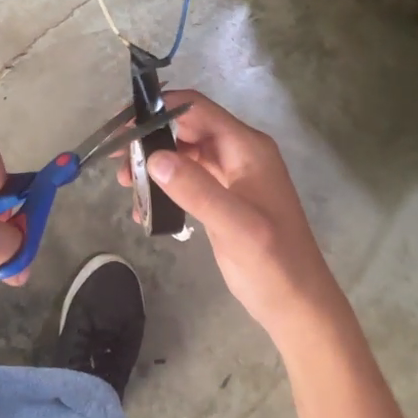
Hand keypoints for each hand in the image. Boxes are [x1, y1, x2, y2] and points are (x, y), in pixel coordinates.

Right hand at [118, 90, 335, 333]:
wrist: (299, 309)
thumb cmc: (274, 263)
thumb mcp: (235, 226)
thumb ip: (195, 189)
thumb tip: (154, 157)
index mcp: (246, 147)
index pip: (195, 108)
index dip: (158, 110)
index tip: (124, 128)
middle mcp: (238, 152)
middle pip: (185, 127)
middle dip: (149, 138)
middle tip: (117, 160)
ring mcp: (231, 174)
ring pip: (183, 151)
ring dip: (153, 162)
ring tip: (125, 184)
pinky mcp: (223, 196)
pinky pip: (186, 177)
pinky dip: (163, 185)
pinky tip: (145, 207)